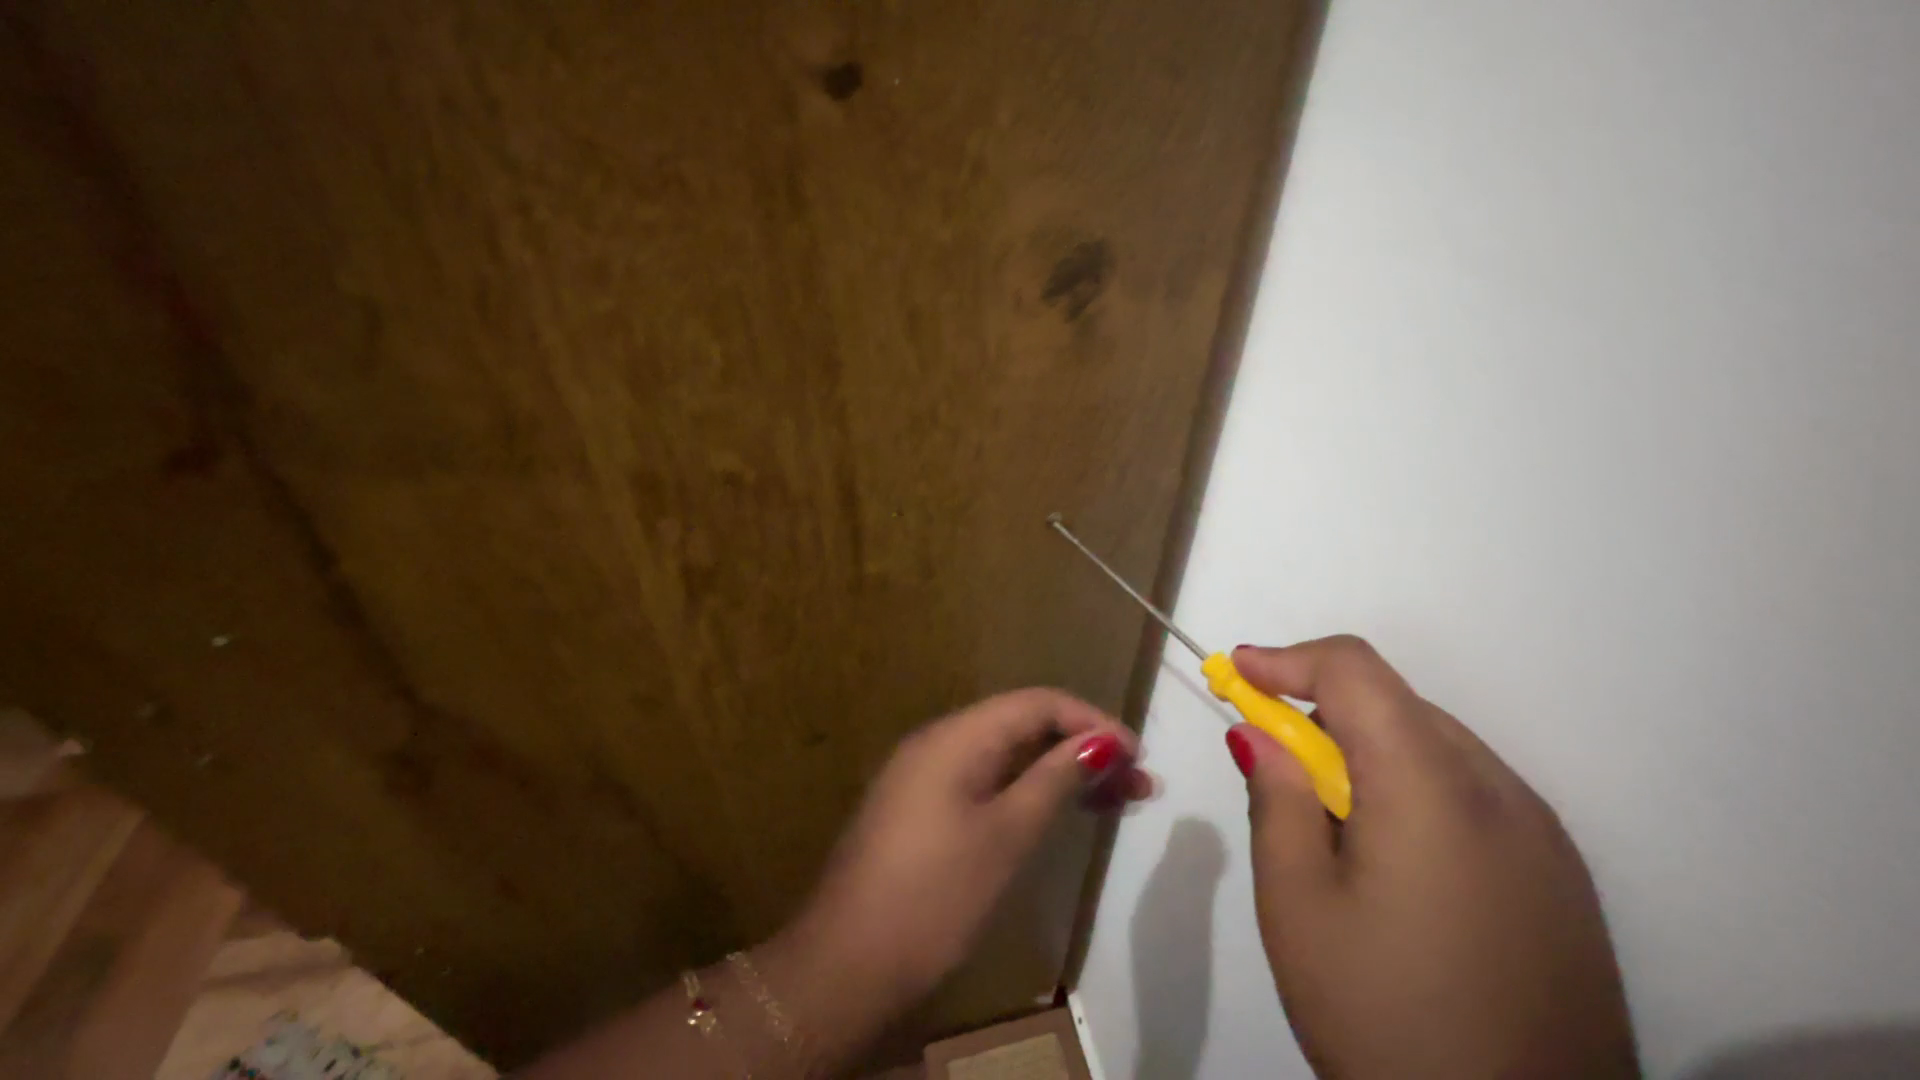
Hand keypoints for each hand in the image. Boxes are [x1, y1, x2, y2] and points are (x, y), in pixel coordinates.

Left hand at [774, 689, 1149, 1023]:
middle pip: (1021, 727)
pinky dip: (1026, 793)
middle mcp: (937, 744)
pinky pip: (985, 783)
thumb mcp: (1006, 835)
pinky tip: (1057, 816)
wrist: (847, 964)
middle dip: (1081, 749)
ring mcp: (924, 779)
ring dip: (1058, 773)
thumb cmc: (935, 895)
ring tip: (1114, 804)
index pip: (1036, 703)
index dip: (1091, 722)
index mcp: (955, 737)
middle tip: (1138, 788)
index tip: (1138, 757)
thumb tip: (1101, 741)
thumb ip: (1055, 780)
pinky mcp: (920, 812)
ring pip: (1005, 757)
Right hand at [1226, 638, 1637, 1078]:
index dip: (1288, 659)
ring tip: (1329, 823)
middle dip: (1322, 711)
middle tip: (1268, 754)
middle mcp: (1501, 791)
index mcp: (1431, 787)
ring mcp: (1544, 836)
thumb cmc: (1384, 1015)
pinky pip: (1476, 795)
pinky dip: (1416, 789)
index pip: (1356, 672)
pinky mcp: (1564, 879)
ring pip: (1439, 748)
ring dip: (1369, 752)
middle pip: (1398, 706)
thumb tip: (1260, 733)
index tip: (1236, 673)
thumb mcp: (1298, 905)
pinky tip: (1395, 862)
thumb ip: (1277, 800)